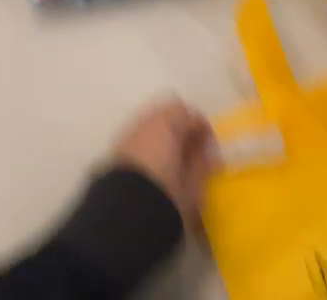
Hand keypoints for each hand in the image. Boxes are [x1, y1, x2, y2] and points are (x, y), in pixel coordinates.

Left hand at [113, 99, 218, 227]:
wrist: (122, 216)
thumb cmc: (165, 199)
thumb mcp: (193, 187)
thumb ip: (202, 164)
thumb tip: (206, 152)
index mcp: (169, 126)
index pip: (192, 115)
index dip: (204, 131)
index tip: (210, 150)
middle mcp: (147, 122)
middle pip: (169, 110)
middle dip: (183, 125)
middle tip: (192, 150)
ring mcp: (129, 132)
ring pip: (152, 120)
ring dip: (165, 132)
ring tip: (173, 159)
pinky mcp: (116, 146)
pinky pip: (139, 134)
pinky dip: (150, 141)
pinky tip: (155, 165)